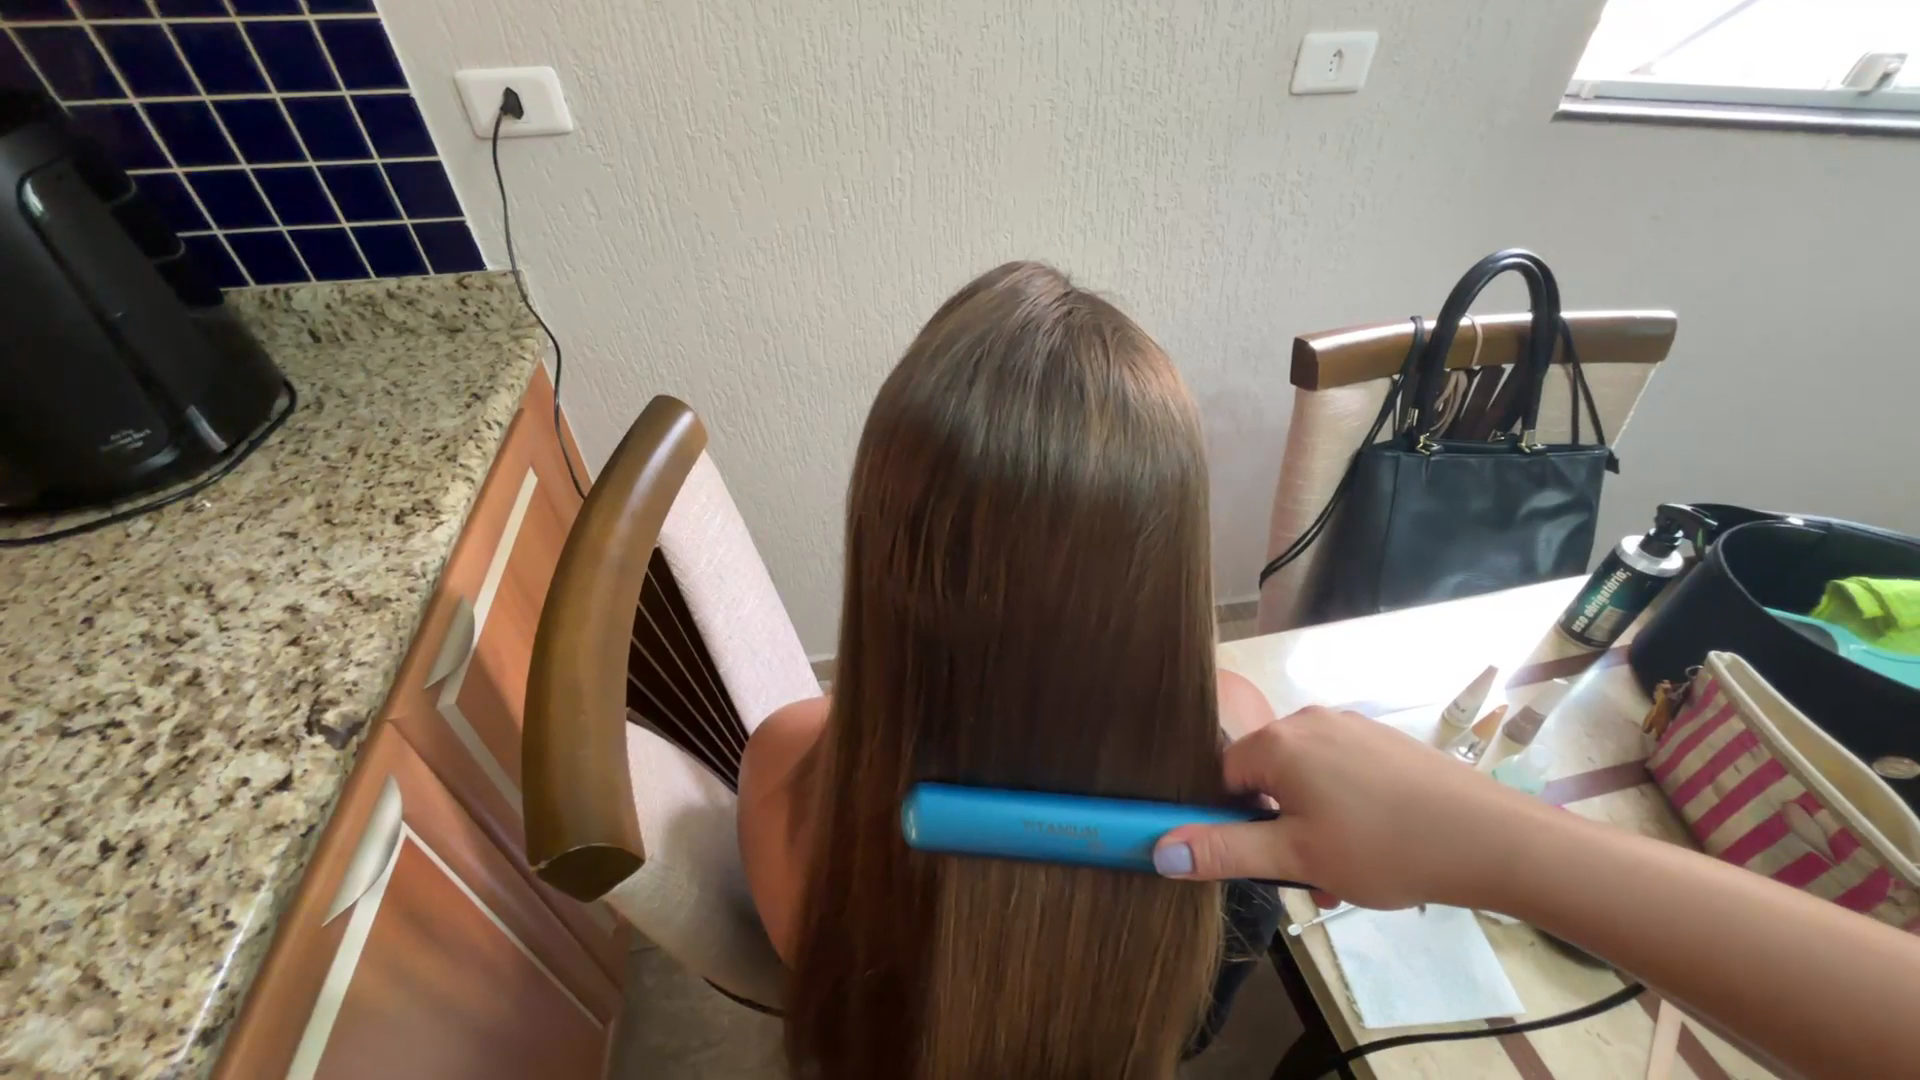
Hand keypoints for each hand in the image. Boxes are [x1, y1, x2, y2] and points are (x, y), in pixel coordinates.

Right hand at [1153, 706, 1548, 909]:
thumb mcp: (1297, 857)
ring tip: (1346, 869)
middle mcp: (1307, 719)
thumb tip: (1160, 849)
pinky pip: (1340, 768)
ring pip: (1305, 774)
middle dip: (1277, 824)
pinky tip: (1376, 842)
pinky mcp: (1383, 738)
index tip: (1267, 856)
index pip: (1224, 775)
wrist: (1493, 838)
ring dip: (1310, 818)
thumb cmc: (1383, 847)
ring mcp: (1349, 724)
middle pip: (1265, 773)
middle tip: (1310, 873)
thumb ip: (1224, 850)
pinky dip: (1342, 802)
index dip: (1235, 818)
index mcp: (1277, 742)